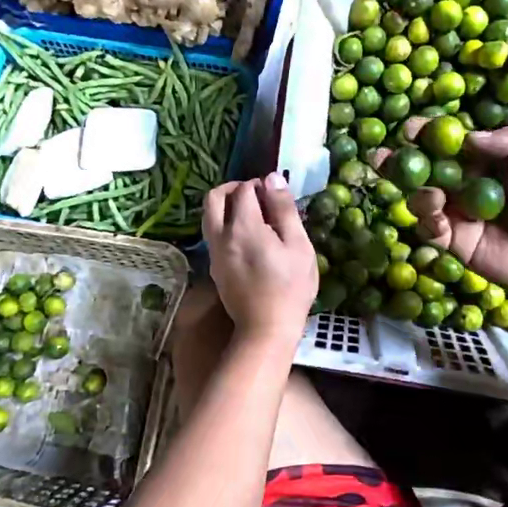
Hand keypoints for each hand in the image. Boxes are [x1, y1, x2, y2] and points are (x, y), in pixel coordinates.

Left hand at [203, 173, 316, 342]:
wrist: (266, 328)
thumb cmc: (290, 287)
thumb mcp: (298, 245)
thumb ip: (283, 209)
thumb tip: (273, 178)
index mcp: (243, 226)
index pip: (243, 190)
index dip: (260, 185)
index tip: (275, 194)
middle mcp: (221, 235)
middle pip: (213, 198)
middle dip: (232, 189)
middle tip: (254, 195)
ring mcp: (214, 253)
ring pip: (209, 217)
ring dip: (226, 207)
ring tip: (252, 216)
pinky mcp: (215, 268)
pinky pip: (214, 236)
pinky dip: (226, 226)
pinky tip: (249, 239)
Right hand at [406, 124, 507, 309]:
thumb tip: (468, 138)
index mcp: (488, 159)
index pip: (450, 141)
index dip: (427, 134)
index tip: (410, 130)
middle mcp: (466, 183)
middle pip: (425, 168)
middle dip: (401, 162)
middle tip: (383, 158)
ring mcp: (458, 213)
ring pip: (421, 197)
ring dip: (416, 193)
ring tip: (430, 196)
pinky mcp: (455, 242)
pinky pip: (428, 228)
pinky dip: (426, 221)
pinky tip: (438, 221)